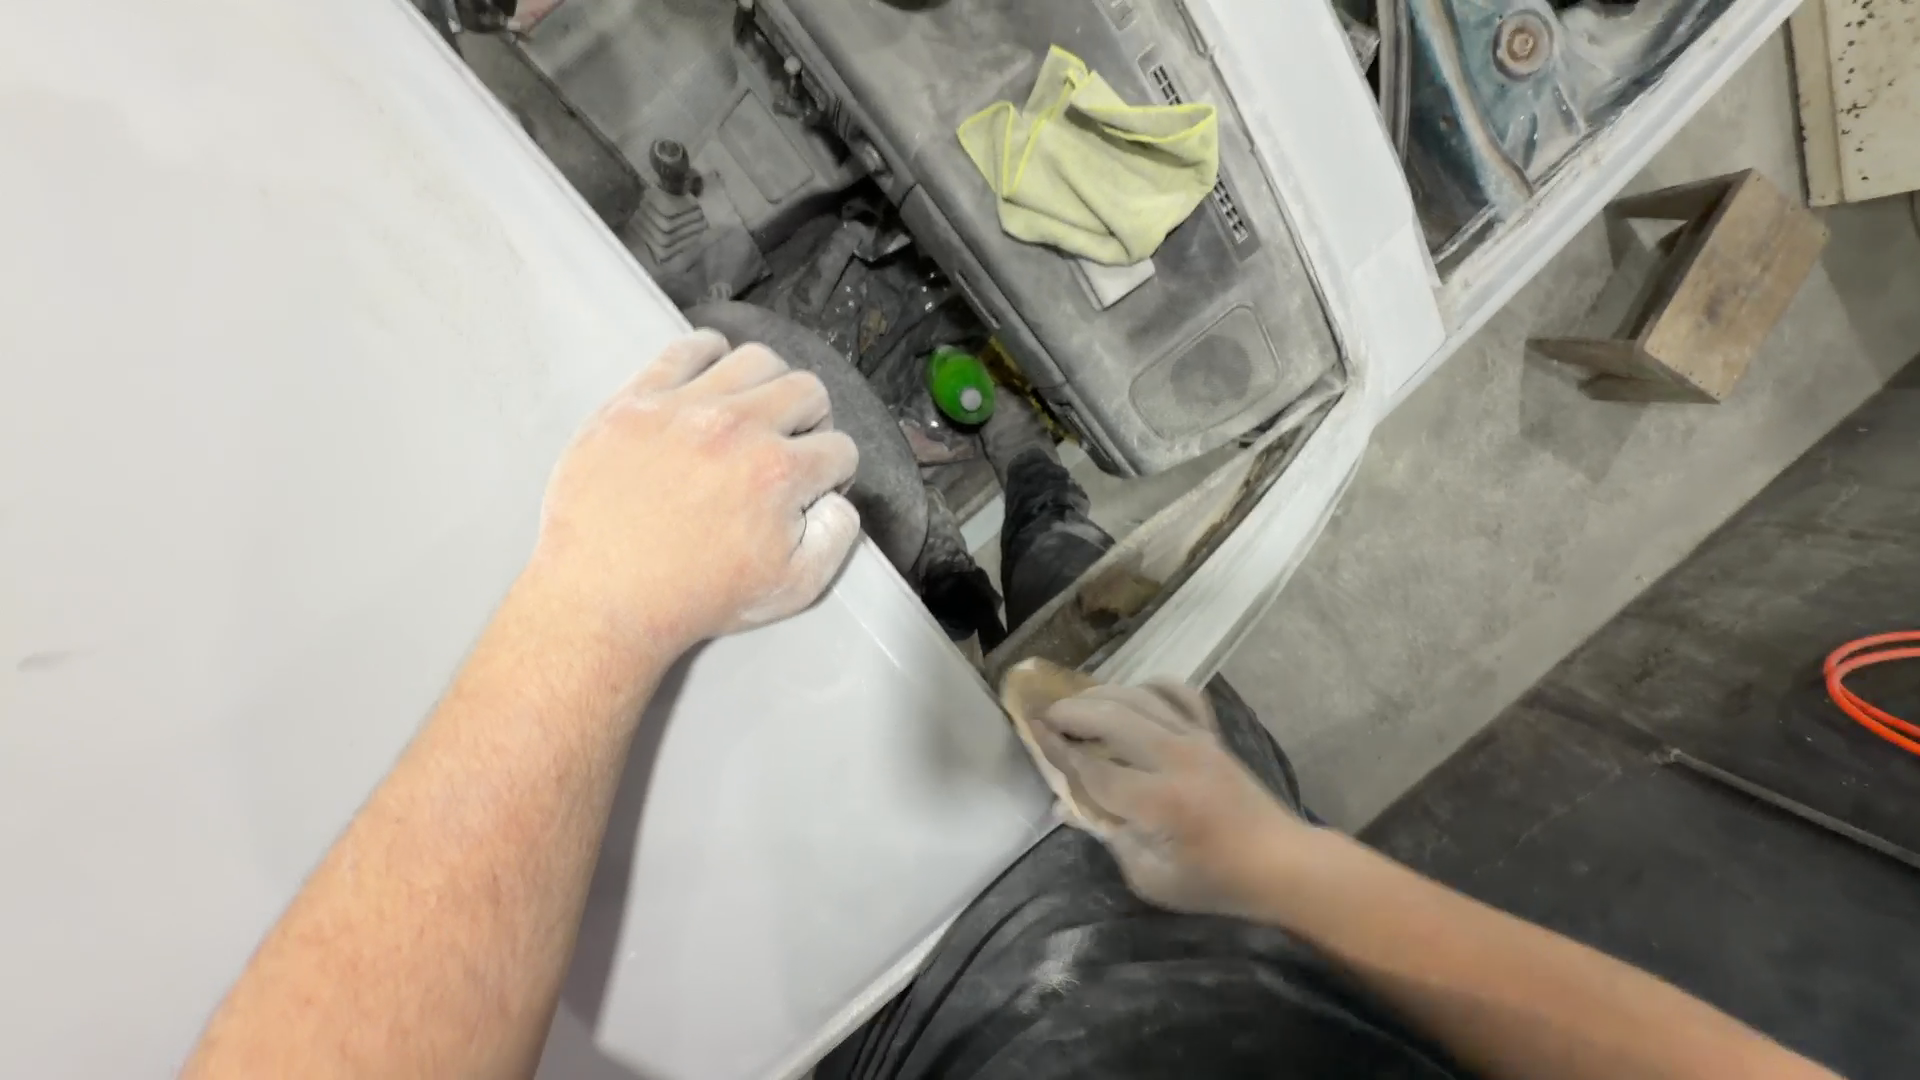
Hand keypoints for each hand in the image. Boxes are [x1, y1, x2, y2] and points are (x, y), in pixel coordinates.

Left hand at [529, 329, 860, 657]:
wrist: (604, 597)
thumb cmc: (697, 597)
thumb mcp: (793, 588)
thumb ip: (836, 537)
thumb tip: (837, 498)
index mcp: (779, 473)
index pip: (840, 448)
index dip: (836, 472)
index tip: (813, 488)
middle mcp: (739, 427)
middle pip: (808, 391)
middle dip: (813, 422)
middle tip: (790, 449)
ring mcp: (685, 407)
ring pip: (758, 359)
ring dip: (770, 386)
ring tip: (752, 416)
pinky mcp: (638, 400)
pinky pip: (687, 348)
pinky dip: (710, 356)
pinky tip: (710, 385)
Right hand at [1031, 681, 1308, 917]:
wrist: (1281, 864)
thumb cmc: (1213, 881)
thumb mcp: (1150, 877)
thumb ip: (1107, 836)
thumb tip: (1064, 805)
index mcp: (1159, 803)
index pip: (1093, 767)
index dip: (1058, 749)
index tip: (1032, 731)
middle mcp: (1175, 759)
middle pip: (1110, 717)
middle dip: (1071, 712)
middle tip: (1046, 716)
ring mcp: (1196, 739)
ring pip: (1137, 697)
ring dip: (1100, 695)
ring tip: (1075, 704)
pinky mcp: (1211, 732)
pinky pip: (1176, 693)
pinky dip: (1149, 686)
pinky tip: (1130, 694)